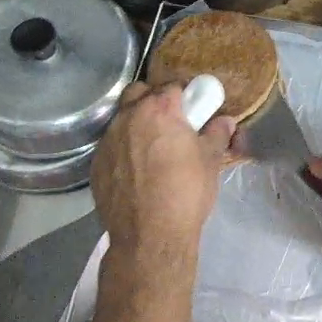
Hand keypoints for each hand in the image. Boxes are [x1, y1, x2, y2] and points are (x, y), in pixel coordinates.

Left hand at [91, 83, 236, 257]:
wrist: (150, 235)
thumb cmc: (186, 192)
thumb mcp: (211, 161)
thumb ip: (217, 134)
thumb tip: (225, 121)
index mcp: (159, 109)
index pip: (172, 85)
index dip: (185, 95)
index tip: (193, 108)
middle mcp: (128, 117)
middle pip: (139, 93)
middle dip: (154, 100)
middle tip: (171, 122)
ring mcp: (107, 140)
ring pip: (122, 118)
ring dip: (137, 124)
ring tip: (153, 148)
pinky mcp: (96, 163)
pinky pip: (112, 145)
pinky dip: (124, 149)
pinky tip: (137, 171)